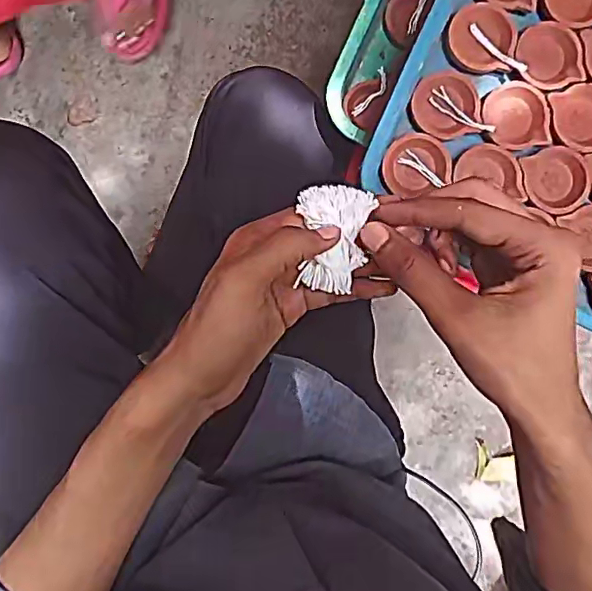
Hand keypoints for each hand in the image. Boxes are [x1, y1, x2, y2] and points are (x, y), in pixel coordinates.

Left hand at [153, 208, 394, 415]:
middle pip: (319, 240)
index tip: (367, 214)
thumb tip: (324, 231)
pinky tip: (372, 286)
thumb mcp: (246, 278)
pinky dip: (351, 288)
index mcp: (254, 241)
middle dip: (354, 238)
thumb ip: (285, 248)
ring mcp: (280, 283)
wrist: (201, 377)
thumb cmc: (211, 331)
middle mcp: (268, 258)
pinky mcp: (288, 307)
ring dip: (357, 263)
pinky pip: (326, 291)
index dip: (336, 214)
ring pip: (327, 265)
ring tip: (390, 261)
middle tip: (388, 239)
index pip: (302, 217)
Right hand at [360, 181, 583, 424]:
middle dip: (427, 213)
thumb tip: (378, 234)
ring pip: (470, 216)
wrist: (539, 407)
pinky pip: (471, 237)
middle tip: (386, 223)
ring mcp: (530, 248)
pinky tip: (426, 262)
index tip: (382, 214)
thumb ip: (413, 270)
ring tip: (406, 251)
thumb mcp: (456, 317)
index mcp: (547, 245)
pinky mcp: (513, 262)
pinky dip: (443, 245)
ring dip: (434, 230)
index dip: (420, 211)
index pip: (472, 210)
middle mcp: (544, 238)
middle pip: (474, 201)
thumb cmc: (518, 371)